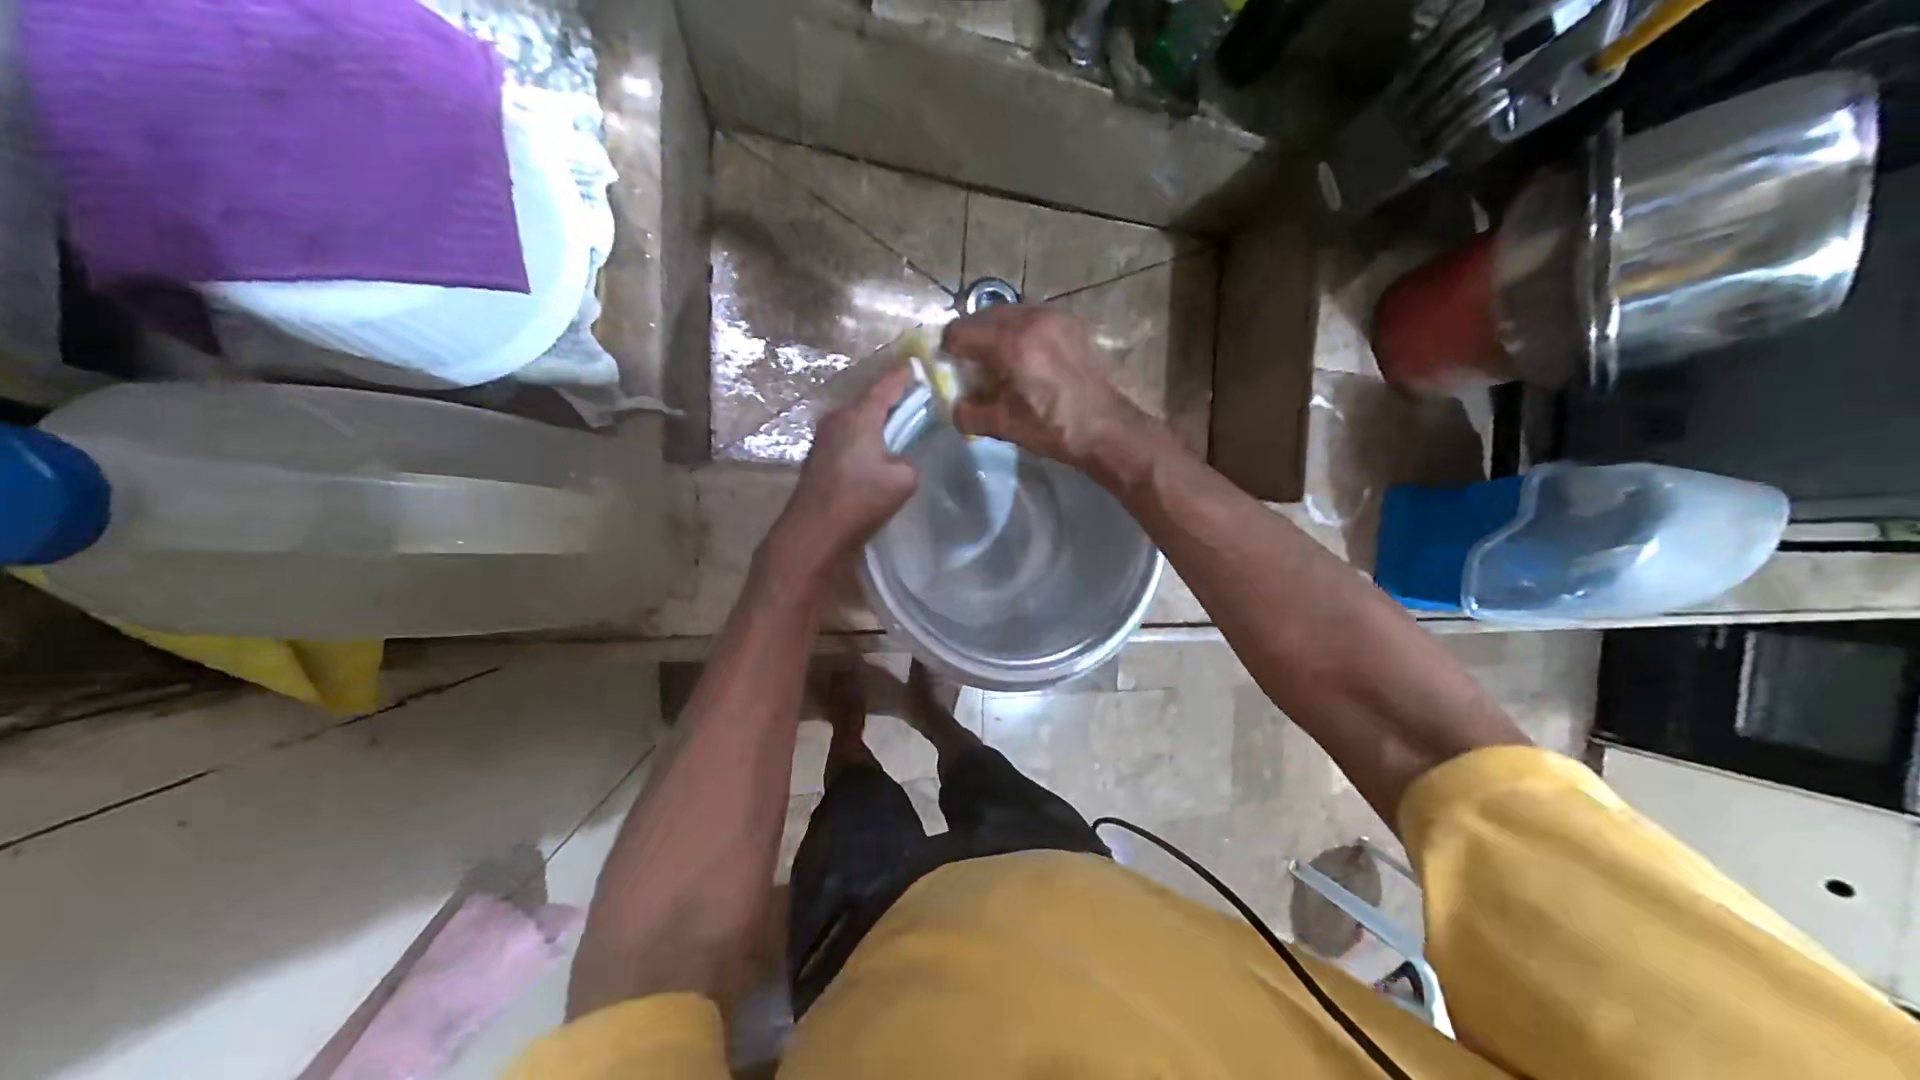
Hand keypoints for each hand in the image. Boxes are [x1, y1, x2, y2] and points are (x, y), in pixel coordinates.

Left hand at [765, 364, 918, 576]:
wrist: (814, 531)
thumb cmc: (859, 499)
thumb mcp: (903, 479)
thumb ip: (909, 460)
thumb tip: (899, 460)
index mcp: (860, 414)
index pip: (889, 383)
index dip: (908, 374)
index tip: (924, 366)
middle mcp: (838, 417)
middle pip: (872, 399)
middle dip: (895, 399)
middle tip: (921, 402)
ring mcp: (824, 437)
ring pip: (859, 419)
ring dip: (879, 421)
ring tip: (903, 429)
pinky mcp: (819, 456)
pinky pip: (849, 436)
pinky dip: (866, 438)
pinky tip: (879, 453)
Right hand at [941, 305, 1151, 474]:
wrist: (1108, 429)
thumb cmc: (1054, 429)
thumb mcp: (1004, 426)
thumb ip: (969, 414)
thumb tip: (956, 407)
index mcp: (1011, 344)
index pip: (959, 332)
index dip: (948, 351)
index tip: (952, 370)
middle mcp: (1031, 320)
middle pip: (982, 317)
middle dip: (972, 340)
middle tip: (974, 368)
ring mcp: (1054, 317)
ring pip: (1008, 314)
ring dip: (995, 333)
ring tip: (1001, 363)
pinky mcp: (1071, 323)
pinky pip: (1032, 318)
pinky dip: (1020, 332)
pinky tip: (1027, 359)